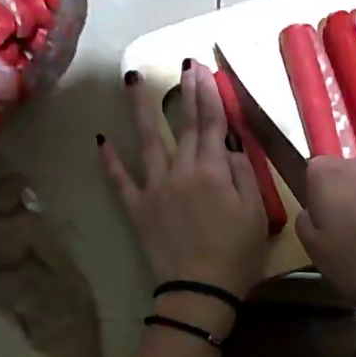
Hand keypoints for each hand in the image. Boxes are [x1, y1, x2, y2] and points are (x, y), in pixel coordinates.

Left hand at [100, 62, 269, 307]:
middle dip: (184, 93)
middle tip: (182, 65)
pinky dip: (109, 161)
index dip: (208, 95)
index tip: (202, 70)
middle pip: (183, 126)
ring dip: (140, 109)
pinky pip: (120, 181)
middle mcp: (182, 171)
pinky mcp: (137, 209)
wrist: (199, 290)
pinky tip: (100, 139)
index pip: (212, 124)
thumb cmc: (236, 255)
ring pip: (147, 142)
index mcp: (213, 171)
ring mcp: (155, 188)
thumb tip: (228, 147)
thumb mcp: (255, 213)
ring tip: (132, 80)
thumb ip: (242, 175)